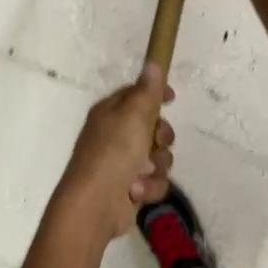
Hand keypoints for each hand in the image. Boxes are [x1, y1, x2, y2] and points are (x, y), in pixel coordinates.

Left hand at [53, 65, 175, 238]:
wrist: (96, 204)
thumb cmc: (112, 153)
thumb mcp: (132, 116)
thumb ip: (146, 91)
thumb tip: (152, 64)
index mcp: (111, 113)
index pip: (136, 94)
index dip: (155, 94)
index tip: (172, 97)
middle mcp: (116, 135)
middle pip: (154, 127)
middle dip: (162, 137)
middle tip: (156, 142)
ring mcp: (124, 163)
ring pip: (159, 157)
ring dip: (156, 167)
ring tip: (142, 173)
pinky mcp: (132, 187)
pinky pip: (155, 181)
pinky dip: (149, 187)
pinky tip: (136, 191)